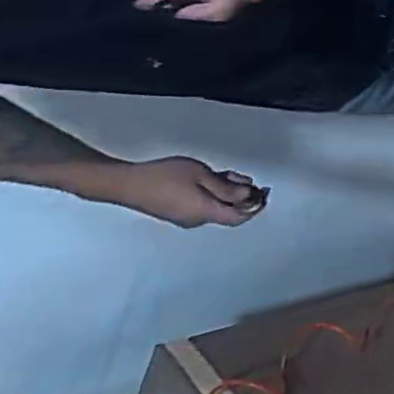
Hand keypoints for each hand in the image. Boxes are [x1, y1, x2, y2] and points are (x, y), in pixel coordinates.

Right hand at [96, 156, 269, 227]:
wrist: (129, 184)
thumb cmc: (167, 176)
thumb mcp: (202, 176)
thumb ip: (226, 187)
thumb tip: (248, 197)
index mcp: (205, 212)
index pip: (238, 218)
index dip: (255, 208)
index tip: (265, 193)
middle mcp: (197, 220)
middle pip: (229, 211)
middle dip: (242, 195)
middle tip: (243, 177)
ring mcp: (186, 217)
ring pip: (217, 205)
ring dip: (228, 190)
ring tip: (227, 173)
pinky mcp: (178, 211)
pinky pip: (205, 204)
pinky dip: (215, 192)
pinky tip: (213, 177)